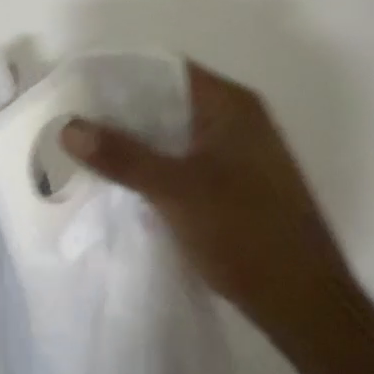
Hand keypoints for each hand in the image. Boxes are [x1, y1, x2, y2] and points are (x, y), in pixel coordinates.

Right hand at [61, 63, 351, 345]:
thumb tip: (69, 126)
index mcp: (231, 105)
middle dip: (121, 113)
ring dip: (136, 142)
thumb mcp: (175, 192)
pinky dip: (156, 166)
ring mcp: (241, 153)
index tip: (77, 90)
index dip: (119, 76)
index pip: (164, 69)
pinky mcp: (238, 184)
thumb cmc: (244, 234)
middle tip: (73, 125)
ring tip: (88, 152)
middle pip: (167, 100)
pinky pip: (186, 161)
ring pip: (174, 134)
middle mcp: (239, 119)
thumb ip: (121, 156)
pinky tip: (124, 182)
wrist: (305, 303)